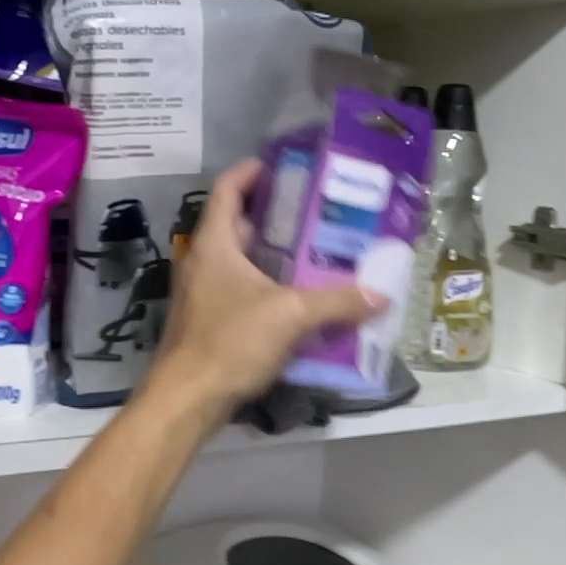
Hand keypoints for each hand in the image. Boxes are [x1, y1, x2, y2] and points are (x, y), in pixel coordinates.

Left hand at [141, 158, 383, 426]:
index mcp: (214, 243)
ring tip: (312, 253)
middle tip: (311, 213)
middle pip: (234, 223)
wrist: (187, 399)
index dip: (250, 172)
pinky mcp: (206, 321)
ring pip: (237, 260)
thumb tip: (379, 294)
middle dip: (271, 216)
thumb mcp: (290, 315)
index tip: (280, 165)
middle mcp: (202, 260)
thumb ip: (336, 302)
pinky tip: (295, 300)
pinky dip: (263, 285)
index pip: (227, 189)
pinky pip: (237, 290)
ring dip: (269, 254)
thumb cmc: (231, 340)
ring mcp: (201, 292)